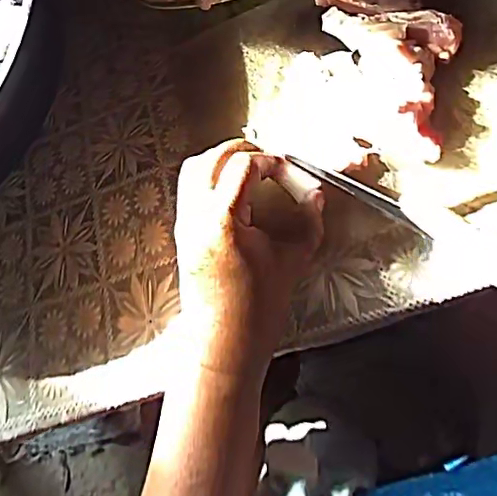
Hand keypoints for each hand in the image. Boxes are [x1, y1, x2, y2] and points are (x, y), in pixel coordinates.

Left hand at [172, 140, 324, 376]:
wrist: (223, 344)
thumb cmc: (255, 310)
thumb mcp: (291, 262)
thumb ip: (308, 222)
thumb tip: (315, 194)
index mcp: (221, 219)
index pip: (242, 167)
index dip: (268, 161)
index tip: (285, 169)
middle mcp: (195, 215)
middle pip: (212, 158)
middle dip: (242, 151)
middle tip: (268, 161)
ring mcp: (184, 221)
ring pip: (193, 168)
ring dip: (220, 159)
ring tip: (250, 169)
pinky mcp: (181, 230)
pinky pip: (188, 187)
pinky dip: (208, 176)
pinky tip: (232, 190)